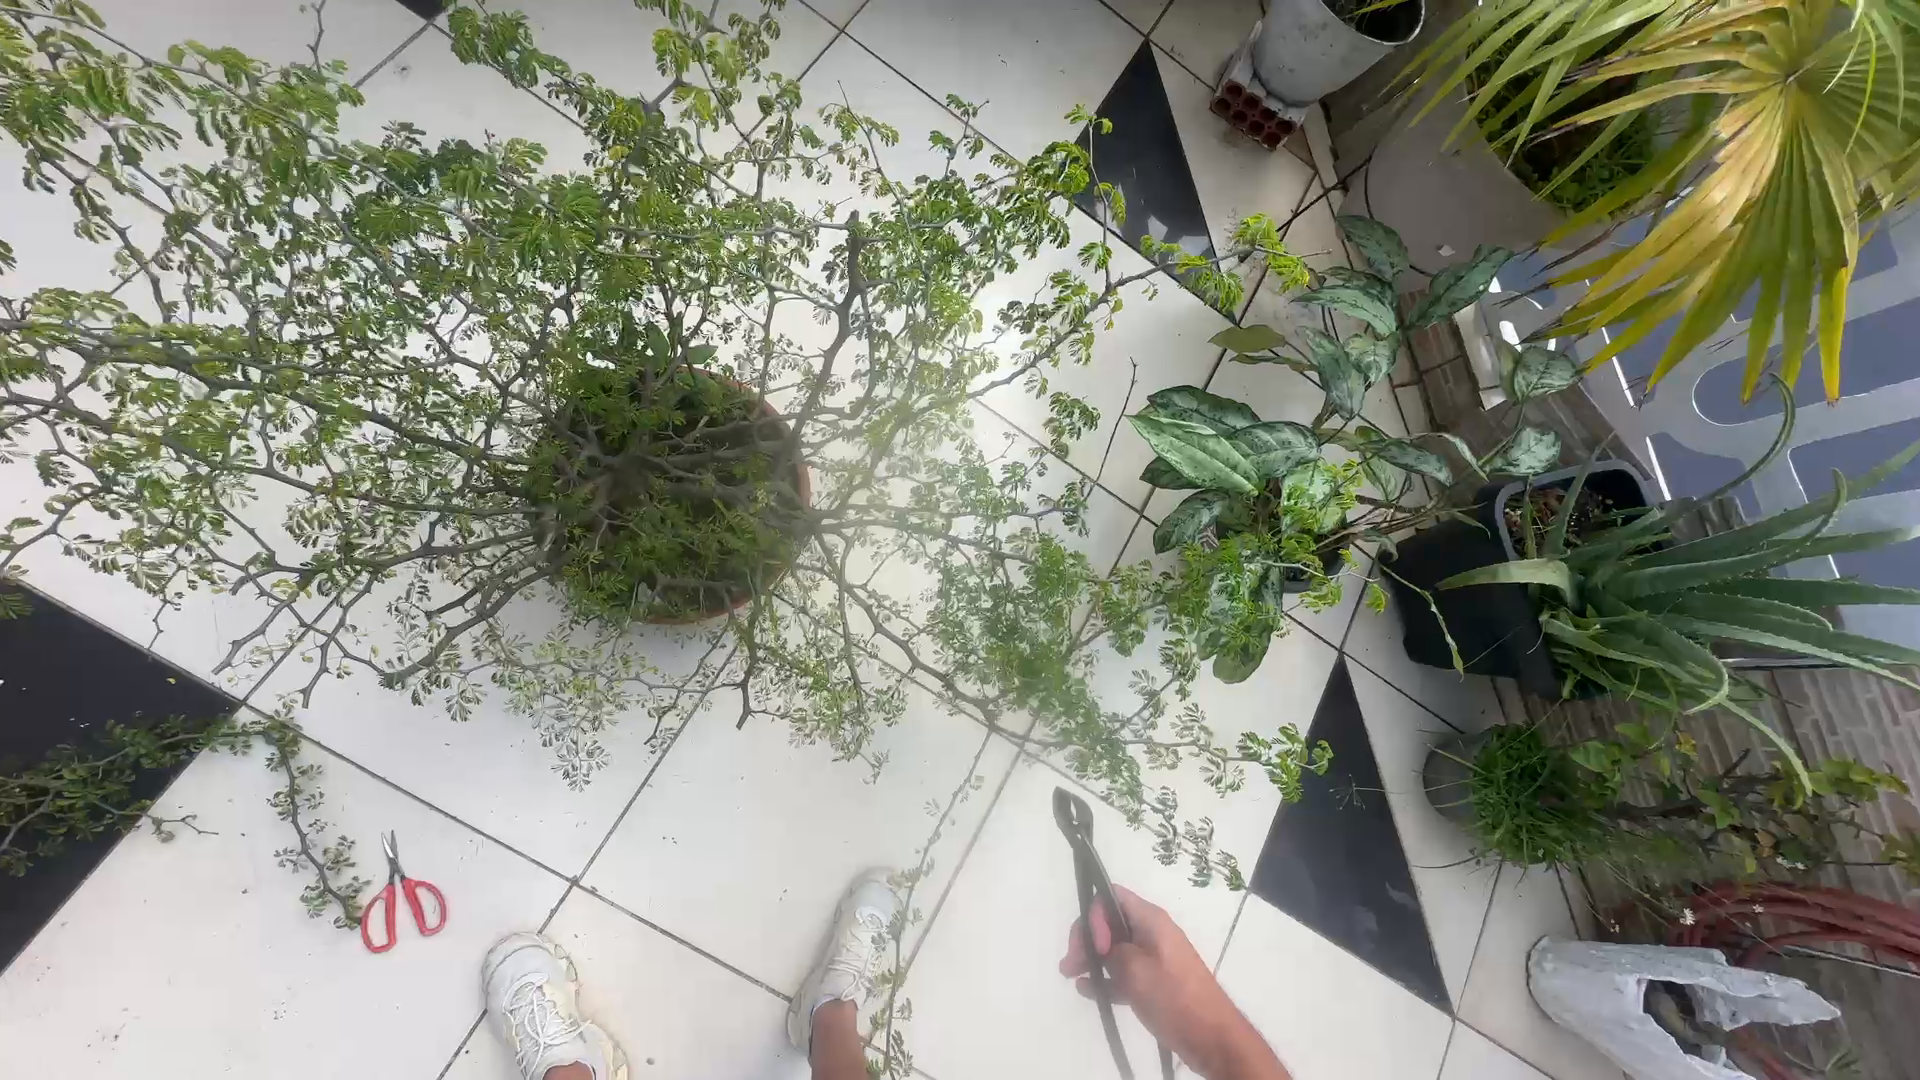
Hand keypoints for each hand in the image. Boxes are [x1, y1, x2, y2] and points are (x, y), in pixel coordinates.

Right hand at [1057, 886, 1288, 1079]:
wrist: (1212, 1039)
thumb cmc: (1174, 996)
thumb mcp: (1135, 969)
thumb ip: (1111, 950)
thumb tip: (1099, 945)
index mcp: (1150, 919)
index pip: (1111, 897)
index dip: (1094, 916)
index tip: (1094, 946)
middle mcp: (1151, 932)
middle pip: (1110, 923)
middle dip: (1086, 939)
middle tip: (1069, 964)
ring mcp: (1153, 958)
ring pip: (1114, 949)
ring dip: (1091, 960)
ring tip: (1070, 976)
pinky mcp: (1154, 982)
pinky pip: (1123, 973)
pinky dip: (1106, 979)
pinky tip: (1087, 990)